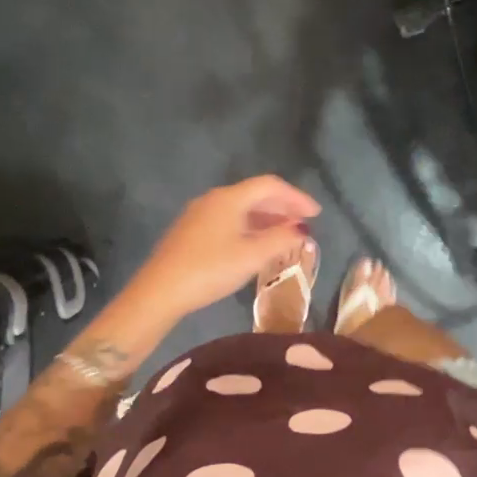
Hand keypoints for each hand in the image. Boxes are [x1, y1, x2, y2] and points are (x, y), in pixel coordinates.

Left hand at [123, 175, 321, 321]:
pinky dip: (249, 227)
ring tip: (285, 235)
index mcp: (230, 198)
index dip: (296, 197)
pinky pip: (228, 220)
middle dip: (282, 207)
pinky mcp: (191, 231)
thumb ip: (281, 240)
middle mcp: (214, 198)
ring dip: (266, 219)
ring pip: (241, 208)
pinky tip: (256, 245)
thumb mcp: (251, 256)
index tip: (316, 213)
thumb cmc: (210, 269)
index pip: (270, 185)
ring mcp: (199, 214)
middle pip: (255, 194)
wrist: (160, 290)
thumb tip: (302, 230)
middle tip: (304, 223)